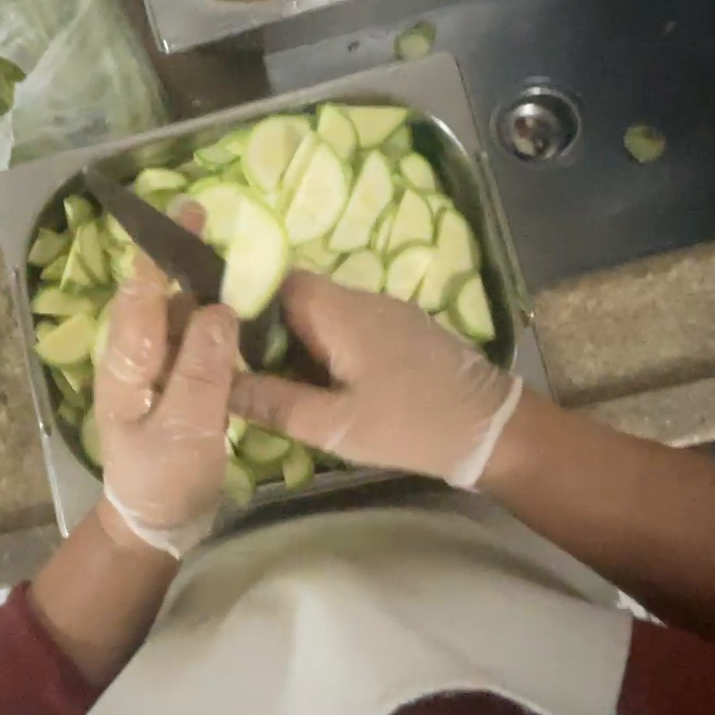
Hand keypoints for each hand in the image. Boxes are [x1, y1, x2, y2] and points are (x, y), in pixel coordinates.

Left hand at [96, 247, 238, 557]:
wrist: (156, 523)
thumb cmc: (162, 480)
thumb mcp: (183, 431)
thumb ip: (201, 372)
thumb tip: (222, 309)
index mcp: (125, 365)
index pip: (139, 296)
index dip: (159, 252)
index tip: (186, 211)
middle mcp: (135, 359)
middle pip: (159, 299)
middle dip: (186, 261)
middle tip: (228, 231)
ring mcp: (155, 372)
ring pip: (179, 319)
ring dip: (204, 290)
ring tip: (242, 263)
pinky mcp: (175, 386)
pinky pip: (194, 344)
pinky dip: (215, 324)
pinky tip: (241, 314)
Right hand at [228, 271, 520, 487]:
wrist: (495, 432)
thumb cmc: (409, 425)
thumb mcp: (333, 425)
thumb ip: (272, 402)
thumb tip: (219, 386)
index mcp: (339, 312)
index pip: (277, 283)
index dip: (246, 305)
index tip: (225, 342)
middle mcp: (361, 299)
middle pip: (297, 298)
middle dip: (268, 331)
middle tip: (250, 374)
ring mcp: (385, 312)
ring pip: (321, 315)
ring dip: (297, 343)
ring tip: (282, 384)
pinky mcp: (400, 331)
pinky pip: (346, 327)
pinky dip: (325, 350)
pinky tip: (325, 386)